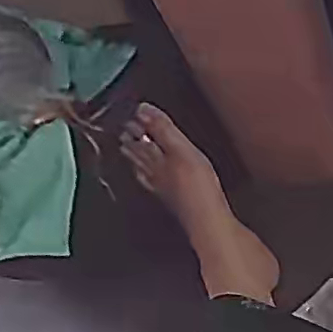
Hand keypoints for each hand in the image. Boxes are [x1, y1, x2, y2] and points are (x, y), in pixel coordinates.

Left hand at [119, 103, 224, 224]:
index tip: (134, 115)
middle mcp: (156, 175)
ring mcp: (166, 192)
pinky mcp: (177, 205)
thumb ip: (163, 129)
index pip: (141, 139)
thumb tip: (142, 108)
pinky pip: (157, 187)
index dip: (138, 127)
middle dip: (133, 144)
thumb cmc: (197, 186)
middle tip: (124, 134)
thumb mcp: (181, 150)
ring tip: (130, 153)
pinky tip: (153, 182)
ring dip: (138, 161)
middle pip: (141, 157)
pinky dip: (150, 180)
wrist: (208, 223)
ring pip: (146, 172)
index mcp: (156, 159)